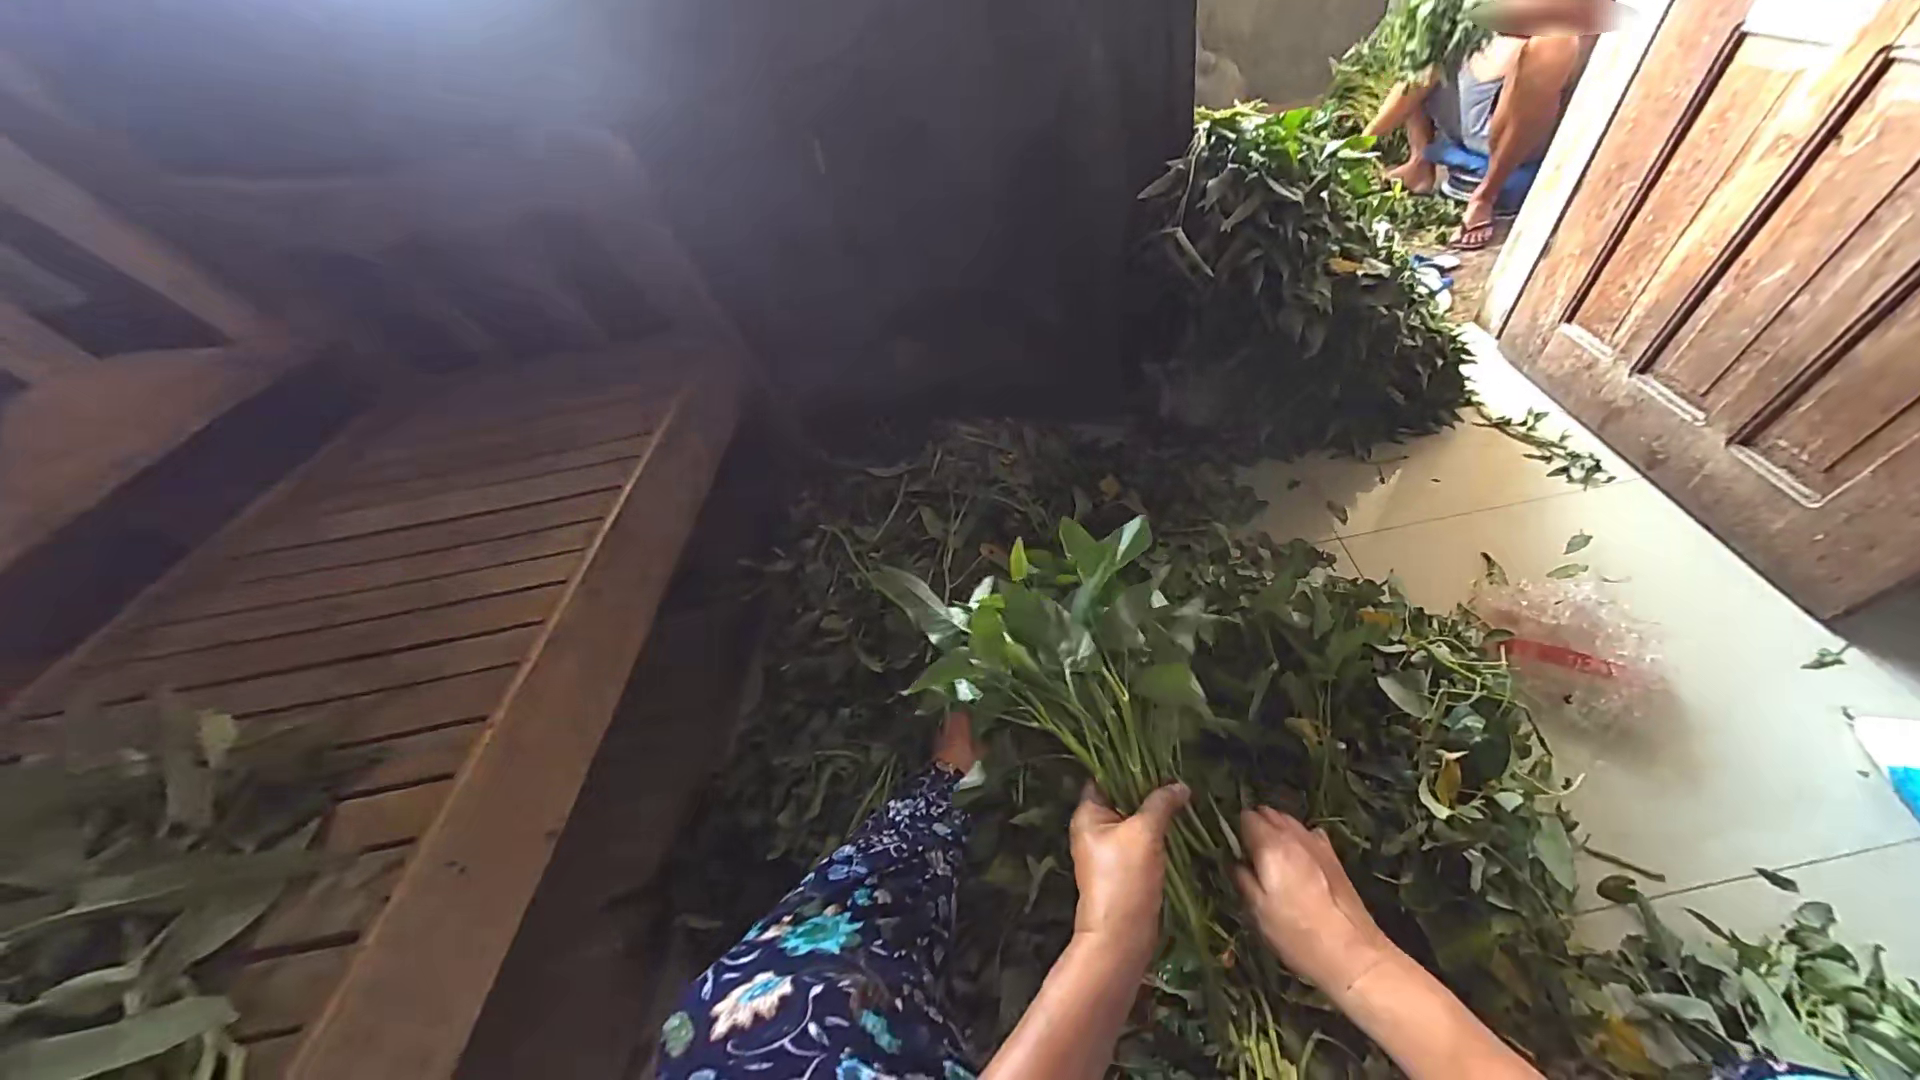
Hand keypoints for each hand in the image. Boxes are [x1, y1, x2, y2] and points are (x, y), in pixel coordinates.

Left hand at [1068, 780, 1189, 964]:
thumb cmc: (1124, 879)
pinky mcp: (1121, 867)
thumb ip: (1161, 804)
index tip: (1154, 757)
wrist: (1120, 938)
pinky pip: (1138, 839)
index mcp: (1087, 813)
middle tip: (1173, 775)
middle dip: (1144, 788)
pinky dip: (1154, 832)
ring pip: (1131, 819)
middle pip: (1118, 796)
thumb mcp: (1144, 834)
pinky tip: (1176, 825)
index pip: (1103, 776)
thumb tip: (1180, 785)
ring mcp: (1106, 849)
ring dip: (1152, 811)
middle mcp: (1092, 827)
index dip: (1125, 765)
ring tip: (1179, 795)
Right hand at [1234, 807, 1398, 996]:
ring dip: (1277, 830)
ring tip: (1273, 858)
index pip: (1246, 816)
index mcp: (1270, 845)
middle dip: (1256, 826)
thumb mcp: (1257, 910)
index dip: (1237, 830)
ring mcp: (1316, 844)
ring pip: (1288, 820)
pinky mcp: (1333, 856)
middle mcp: (1293, 836)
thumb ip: (1240, 876)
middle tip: (1251, 855)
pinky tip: (1299, 859)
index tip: (1236, 851)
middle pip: (1268, 813)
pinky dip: (1298, 838)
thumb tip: (1233, 859)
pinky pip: (1308, 833)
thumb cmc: (1297, 935)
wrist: (1355, 956)